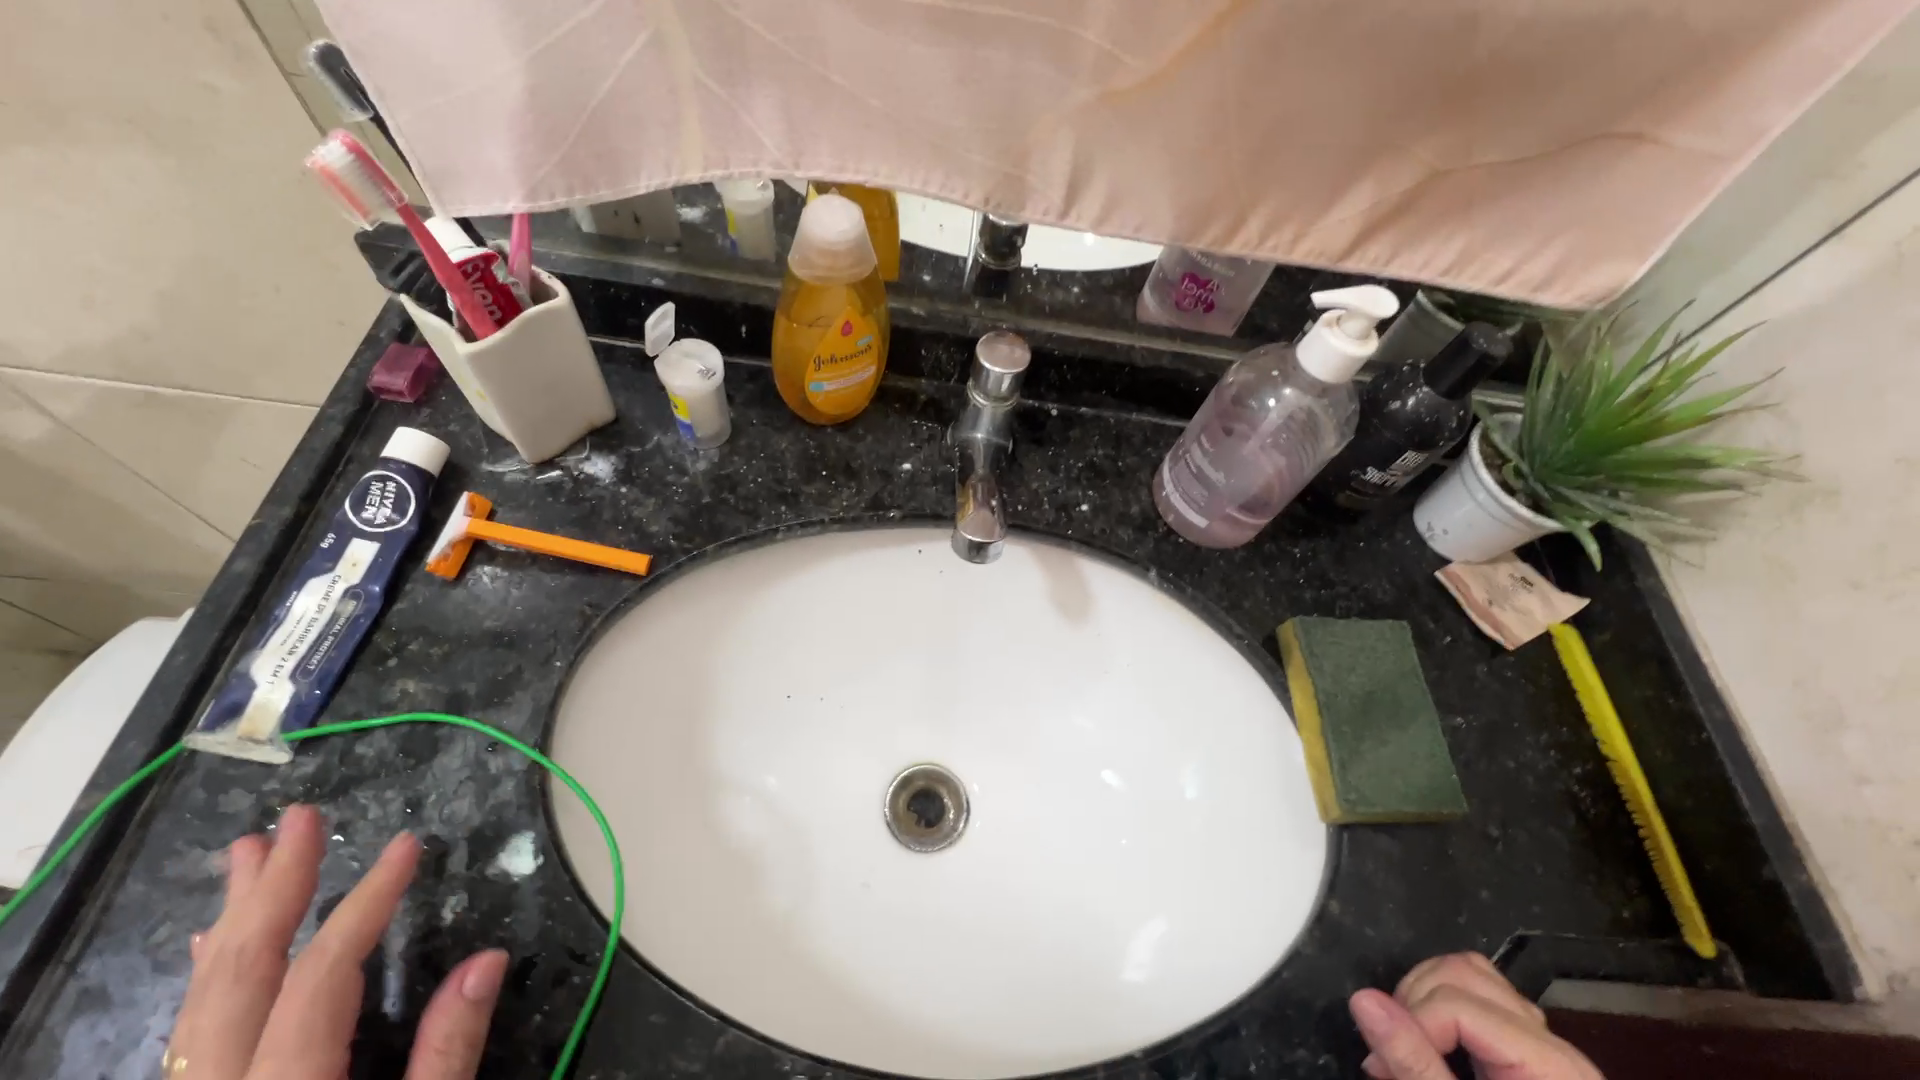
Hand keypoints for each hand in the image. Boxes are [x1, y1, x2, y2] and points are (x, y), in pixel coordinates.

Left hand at [166, 804, 509, 1079]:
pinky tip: (219, 944)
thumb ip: (445, 1055)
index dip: (366, 903)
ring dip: (231, 918)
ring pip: (198, 999)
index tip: (407, 845)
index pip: (322, 975)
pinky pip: (191, 1028)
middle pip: (239, 974)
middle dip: (273, 888)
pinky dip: (212, 972)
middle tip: (298, 819)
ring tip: (247, 855)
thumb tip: (486, 960)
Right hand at [1349, 952, 1603, 1079]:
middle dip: (1411, 1005)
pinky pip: (1478, 995)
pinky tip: (1430, 1045)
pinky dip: (1441, 1005)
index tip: (1379, 1071)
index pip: (1456, 1004)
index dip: (1410, 1027)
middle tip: (1389, 1058)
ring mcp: (1542, 1043)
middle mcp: (1552, 1043)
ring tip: (1406, 1048)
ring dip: (1422, 999)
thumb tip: (1362, 1000)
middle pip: (1462, 974)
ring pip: (1468, 974)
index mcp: (1551, 1066)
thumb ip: (1414, 1067)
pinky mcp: (1527, 1051)